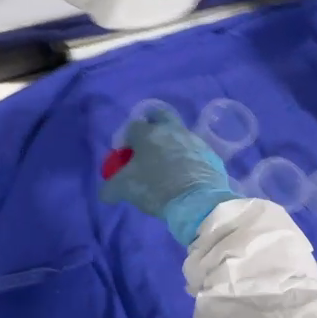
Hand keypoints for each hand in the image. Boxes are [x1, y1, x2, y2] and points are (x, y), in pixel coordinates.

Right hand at [102, 110, 241, 243]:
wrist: (198, 201)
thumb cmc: (155, 188)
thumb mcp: (124, 190)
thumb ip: (110, 188)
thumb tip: (106, 192)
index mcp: (148, 133)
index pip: (132, 126)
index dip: (126, 139)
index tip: (125, 156)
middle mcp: (171, 130)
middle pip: (160, 116)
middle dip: (152, 126)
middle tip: (146, 146)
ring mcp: (194, 140)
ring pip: (178, 134)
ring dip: (171, 144)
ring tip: (167, 167)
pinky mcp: (210, 154)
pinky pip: (194, 151)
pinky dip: (187, 158)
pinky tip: (184, 176)